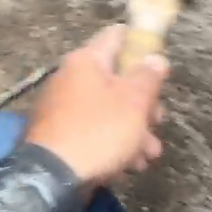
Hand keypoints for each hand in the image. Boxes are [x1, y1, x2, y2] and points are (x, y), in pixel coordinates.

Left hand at [22, 27, 168, 189]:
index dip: (140, 43)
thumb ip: (147, 76)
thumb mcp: (133, 102)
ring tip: (148, 155)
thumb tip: (154, 56)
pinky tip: (129, 165)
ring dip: (133, 130)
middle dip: (143, 103)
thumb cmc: (98, 131)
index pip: (116, 36)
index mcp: (85, 61)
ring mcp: (62, 105)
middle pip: (116, 79)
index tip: (159, 60)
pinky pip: (93, 129)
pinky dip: (112, 143)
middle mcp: (70, 77)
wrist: (52, 175)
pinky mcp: (59, 131)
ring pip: (108, 109)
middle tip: (157, 121)